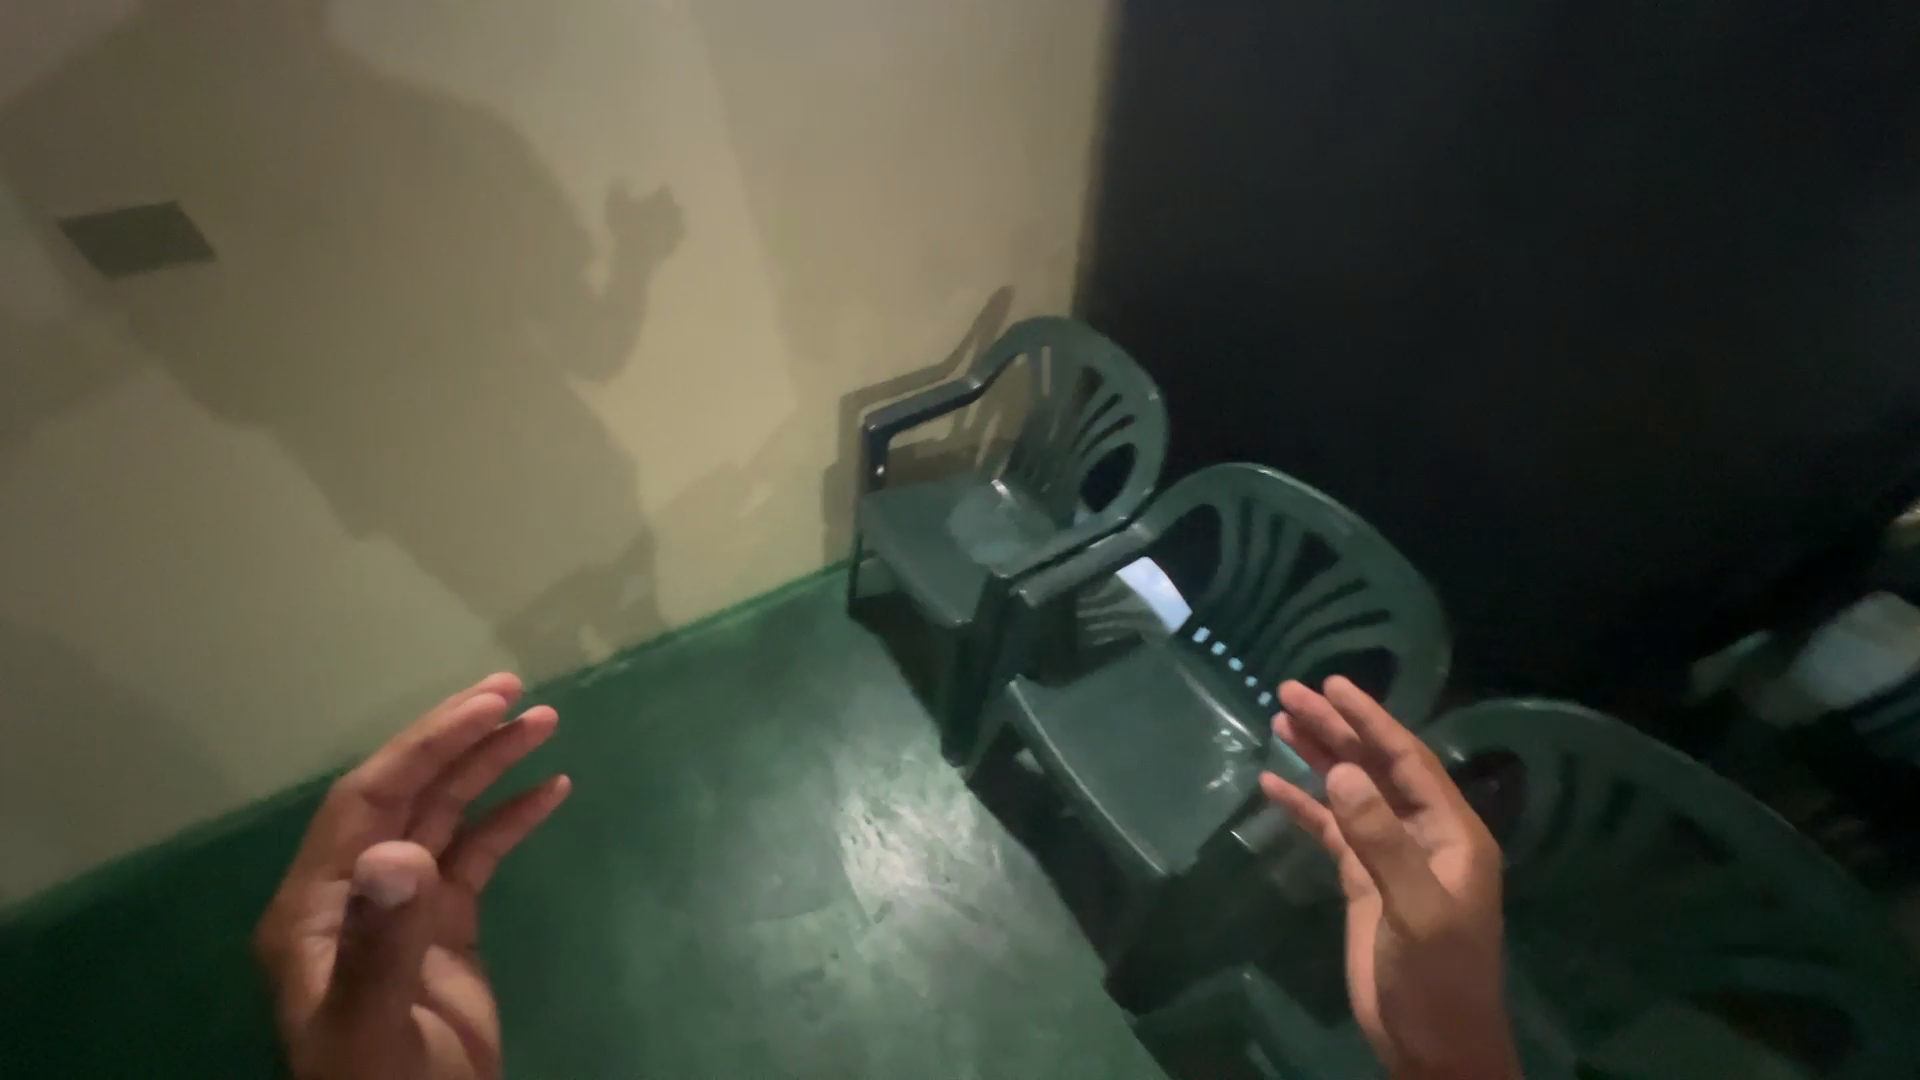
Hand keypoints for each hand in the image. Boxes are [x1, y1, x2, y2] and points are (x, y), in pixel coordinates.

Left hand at [254, 674, 571, 1079]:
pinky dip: (515, 816)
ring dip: (493, 765)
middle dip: (461, 737)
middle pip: (410, 793)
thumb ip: (384, 939)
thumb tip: (400, 848)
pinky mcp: (445, 924)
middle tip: (515, 692)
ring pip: (448, 814)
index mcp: (322, 906)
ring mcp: (404, 907)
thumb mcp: (378, 1023)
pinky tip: (552, 790)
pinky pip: (480, 851)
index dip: (429, 743)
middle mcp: (358, 892)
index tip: (489, 704)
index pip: (372, 798)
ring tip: (545, 723)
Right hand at [1260, 678, 1519, 1079]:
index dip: (1369, 719)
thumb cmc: (1438, 979)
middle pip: (1372, 766)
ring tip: (1279, 720)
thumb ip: (1380, 839)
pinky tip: (1271, 783)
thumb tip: (1341, 772)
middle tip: (1289, 692)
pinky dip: (1301, 804)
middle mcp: (1421, 833)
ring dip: (1316, 756)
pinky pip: (1328, 827)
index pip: (1406, 759)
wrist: (1432, 1046)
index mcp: (1451, 833)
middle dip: (1333, 728)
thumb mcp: (1417, 909)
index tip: (1332, 685)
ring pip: (1348, 790)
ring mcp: (1388, 853)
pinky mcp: (1361, 876)